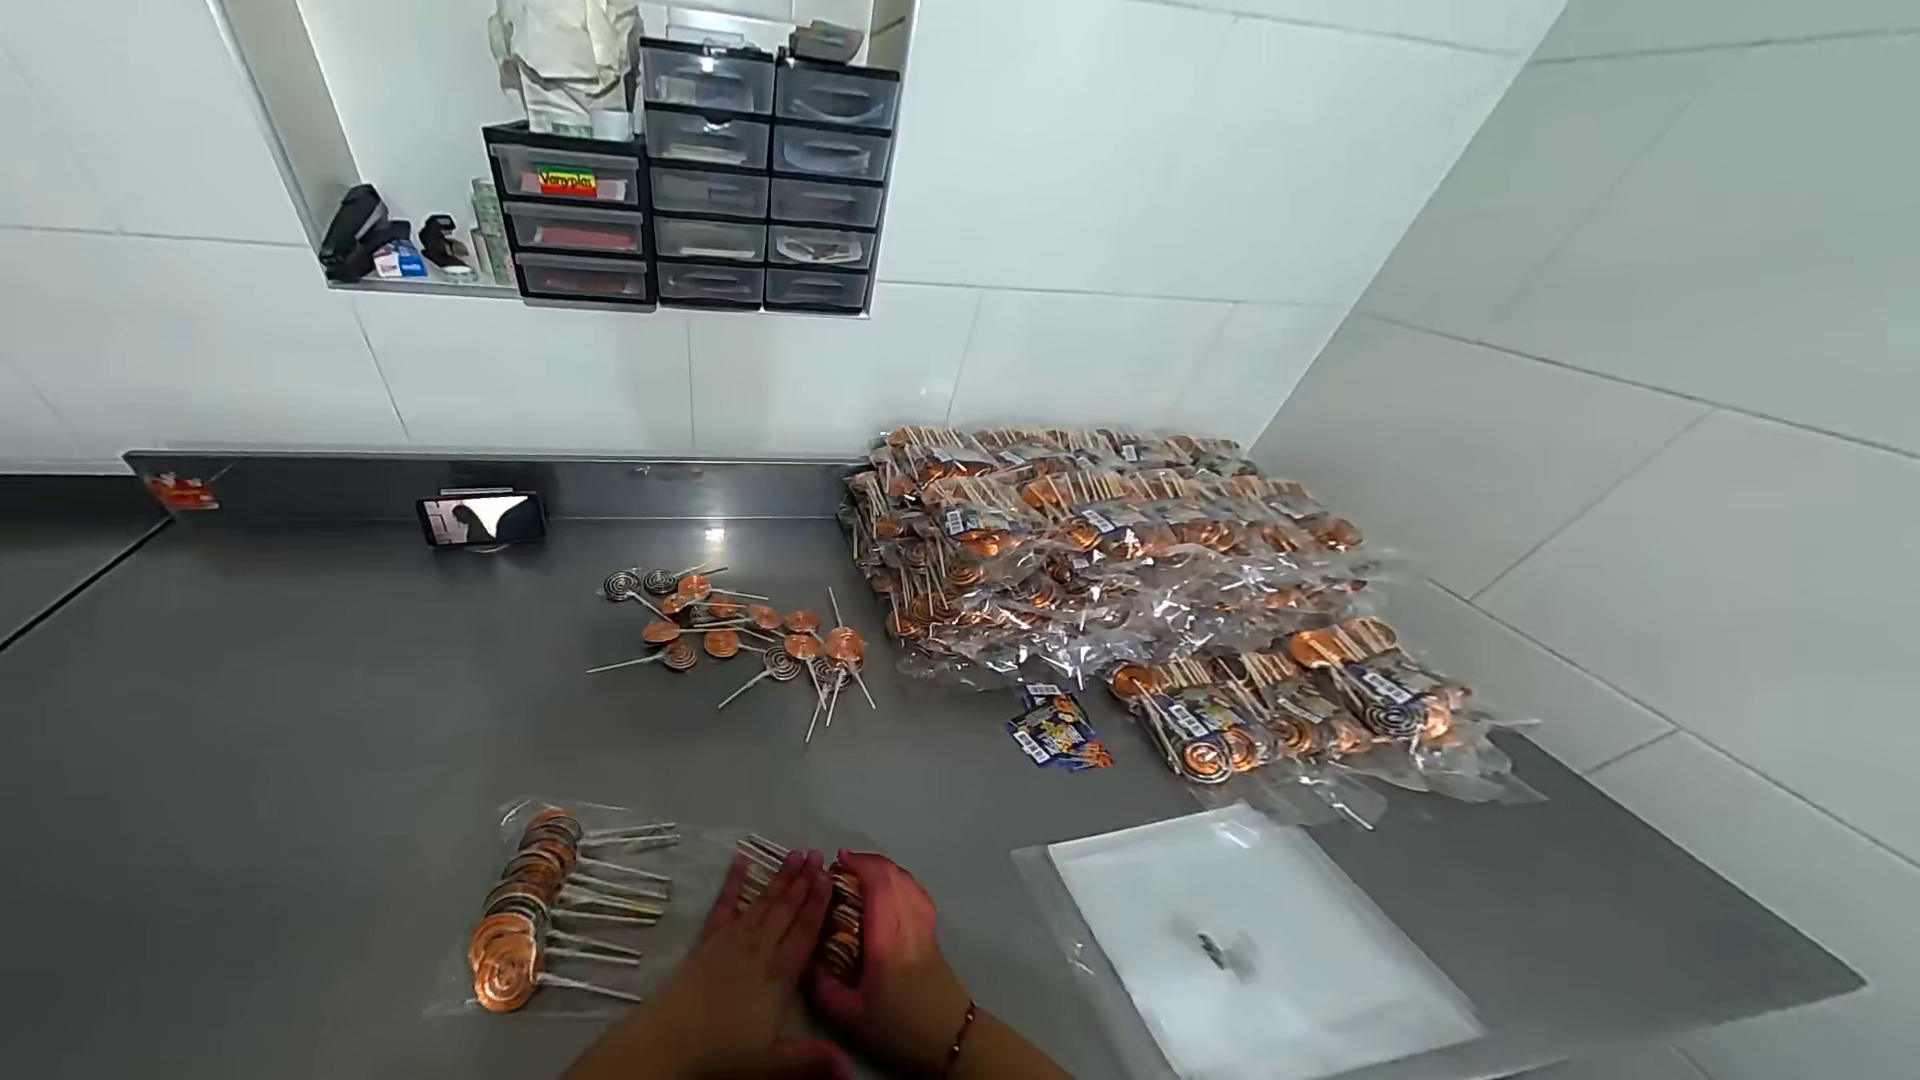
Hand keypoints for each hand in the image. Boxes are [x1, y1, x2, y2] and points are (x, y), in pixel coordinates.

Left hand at [564, 849, 846, 1079]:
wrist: (665, 1045)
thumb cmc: (720, 1054)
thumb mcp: (769, 1064)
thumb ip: (809, 1060)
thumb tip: (849, 1069)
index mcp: (778, 976)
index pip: (805, 933)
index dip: (818, 904)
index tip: (829, 876)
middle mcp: (759, 950)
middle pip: (786, 911)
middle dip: (803, 882)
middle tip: (816, 853)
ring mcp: (731, 942)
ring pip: (763, 904)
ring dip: (780, 878)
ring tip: (795, 853)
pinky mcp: (707, 942)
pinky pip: (724, 906)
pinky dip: (733, 882)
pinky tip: (740, 860)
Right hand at [806, 851, 973, 1076]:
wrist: (949, 1036)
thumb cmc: (899, 1026)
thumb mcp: (851, 1017)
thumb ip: (824, 989)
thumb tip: (808, 962)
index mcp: (887, 938)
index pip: (879, 884)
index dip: (860, 863)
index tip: (839, 859)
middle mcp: (909, 921)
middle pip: (894, 874)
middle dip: (868, 861)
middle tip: (844, 864)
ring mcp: (925, 922)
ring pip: (908, 879)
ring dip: (884, 868)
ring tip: (863, 872)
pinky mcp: (933, 929)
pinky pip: (916, 890)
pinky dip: (900, 878)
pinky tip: (890, 887)